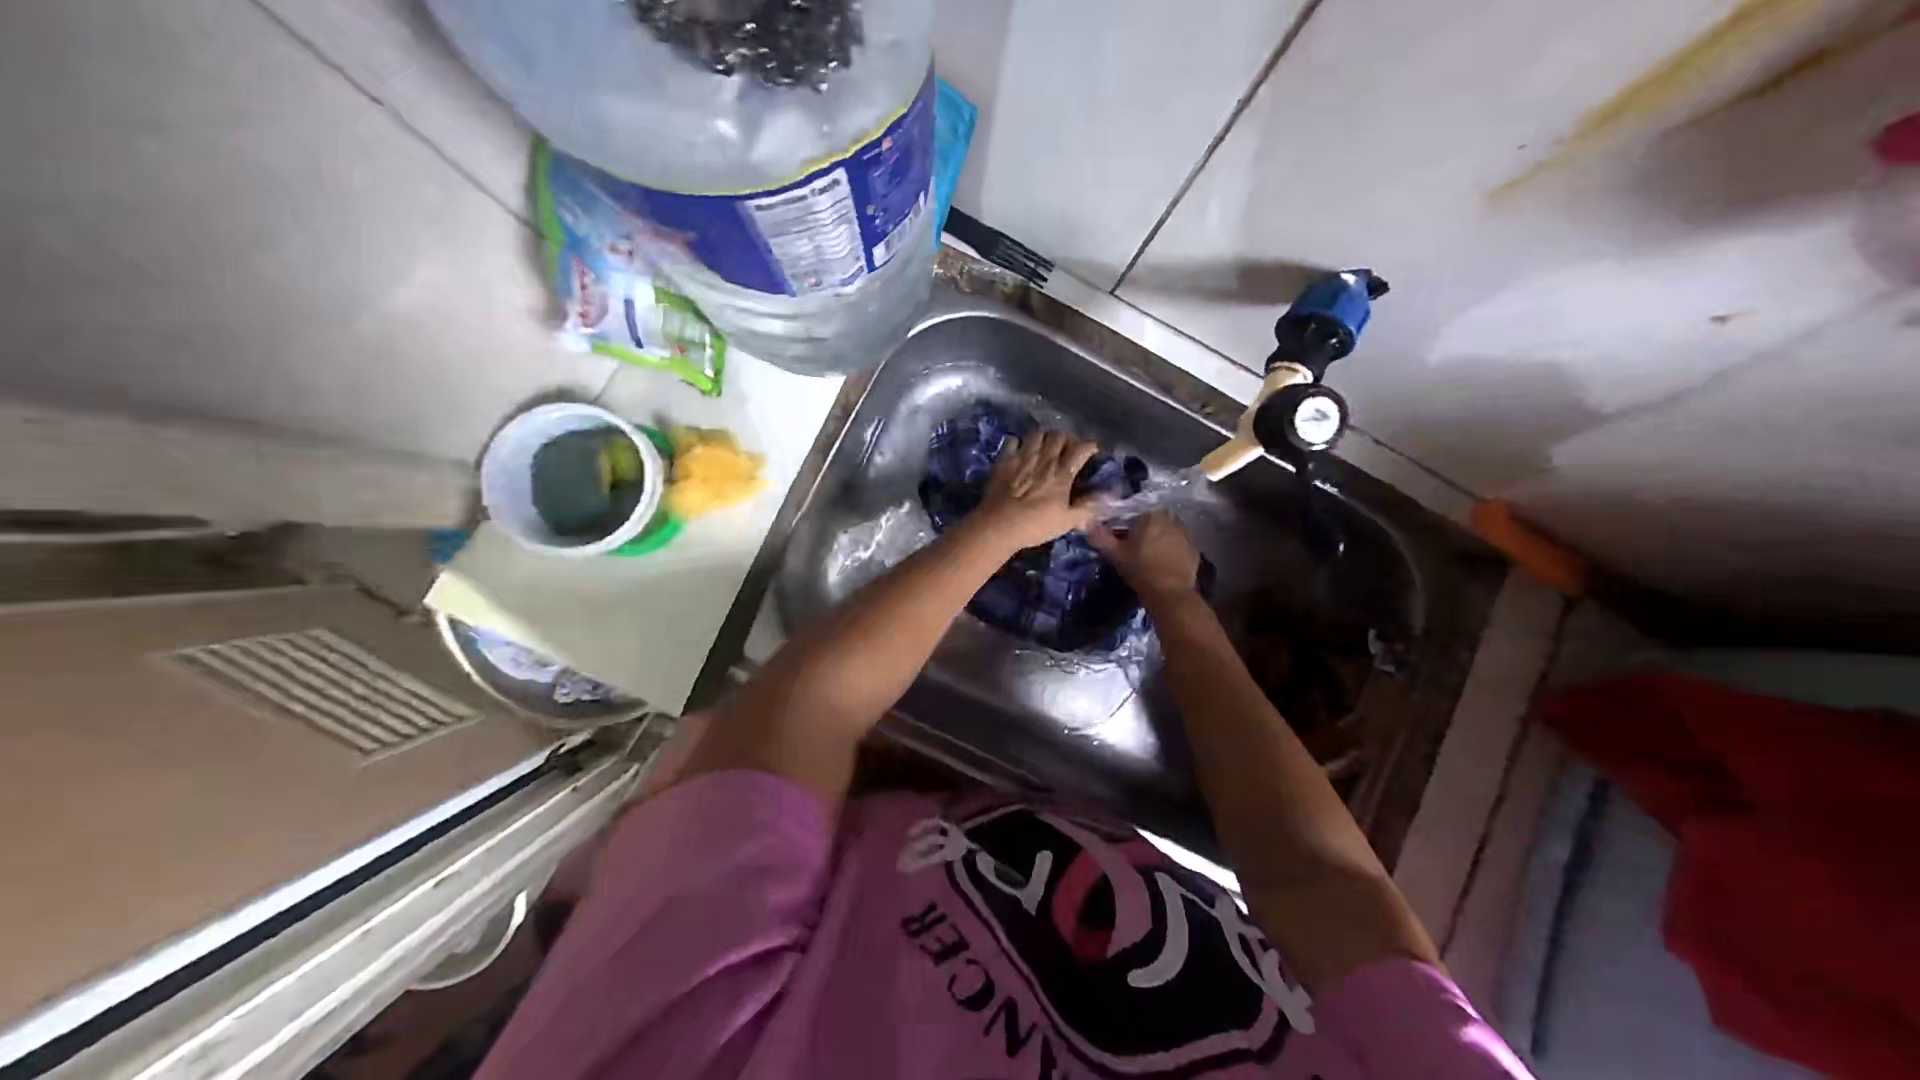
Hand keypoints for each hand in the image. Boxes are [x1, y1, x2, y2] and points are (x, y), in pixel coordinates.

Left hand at [970, 430, 1102, 550]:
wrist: (998, 525)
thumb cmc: (1035, 525)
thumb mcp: (1067, 521)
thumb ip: (1088, 507)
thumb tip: (1107, 497)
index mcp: (1062, 473)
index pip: (1081, 448)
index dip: (1090, 446)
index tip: (1092, 451)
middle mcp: (1044, 459)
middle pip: (1059, 435)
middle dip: (1067, 438)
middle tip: (1068, 448)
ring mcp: (1022, 457)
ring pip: (1037, 433)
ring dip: (1044, 437)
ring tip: (1045, 446)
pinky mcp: (1004, 461)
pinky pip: (1013, 441)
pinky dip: (1018, 443)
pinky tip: (1020, 451)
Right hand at [1090, 511, 1200, 603]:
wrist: (1170, 593)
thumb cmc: (1140, 571)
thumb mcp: (1116, 555)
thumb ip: (1101, 537)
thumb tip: (1088, 523)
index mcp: (1151, 516)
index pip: (1135, 516)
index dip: (1126, 529)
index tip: (1122, 543)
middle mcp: (1171, 519)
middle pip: (1153, 523)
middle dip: (1145, 533)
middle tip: (1135, 550)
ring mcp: (1186, 534)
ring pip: (1167, 533)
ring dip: (1159, 540)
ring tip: (1150, 558)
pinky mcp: (1195, 549)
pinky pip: (1178, 545)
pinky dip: (1171, 550)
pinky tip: (1163, 564)